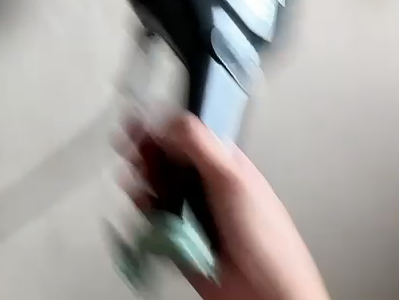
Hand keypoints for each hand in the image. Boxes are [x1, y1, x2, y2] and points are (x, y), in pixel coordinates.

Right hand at [124, 116, 328, 299]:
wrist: (266, 298)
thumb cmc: (267, 242)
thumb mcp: (234, 182)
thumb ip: (201, 146)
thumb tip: (171, 118)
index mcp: (224, 166)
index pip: (187, 134)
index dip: (163, 125)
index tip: (143, 122)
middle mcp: (205, 184)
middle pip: (165, 155)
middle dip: (145, 149)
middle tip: (130, 147)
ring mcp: (190, 208)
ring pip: (155, 182)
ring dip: (141, 176)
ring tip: (136, 177)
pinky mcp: (176, 232)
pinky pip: (151, 211)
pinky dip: (142, 204)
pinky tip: (141, 201)